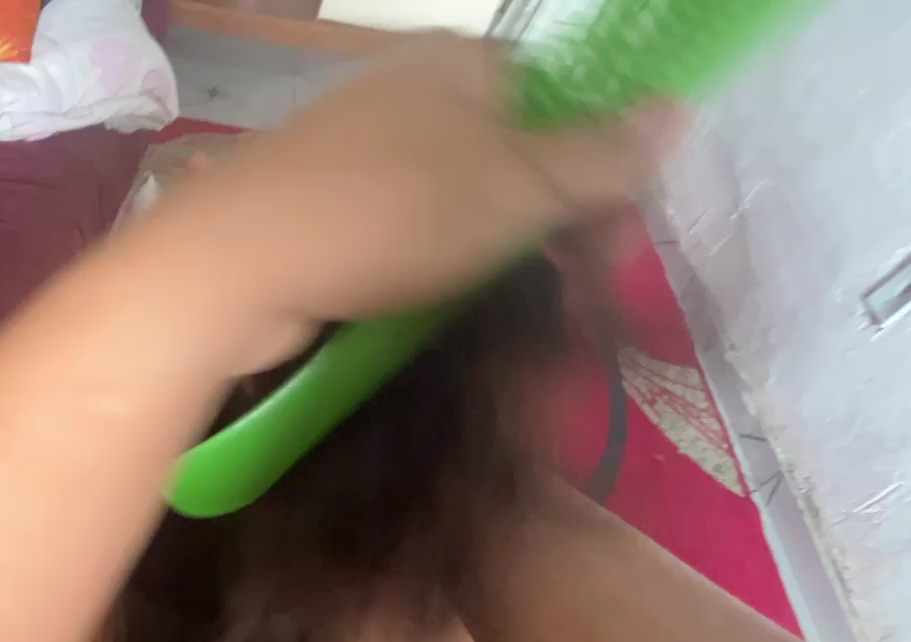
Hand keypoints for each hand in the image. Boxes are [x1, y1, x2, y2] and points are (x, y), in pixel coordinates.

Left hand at [131, 33, 676, 367]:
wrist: (236, 266)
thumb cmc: (389, 213)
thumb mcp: (514, 187)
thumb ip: (596, 157)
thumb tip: (675, 109)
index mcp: (457, 66)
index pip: (556, 102)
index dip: (591, 174)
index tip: (604, 248)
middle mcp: (395, 98)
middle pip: (494, 158)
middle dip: (531, 226)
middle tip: (555, 294)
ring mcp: (340, 158)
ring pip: (434, 205)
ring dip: (470, 257)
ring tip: (484, 305)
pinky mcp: (301, 216)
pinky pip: (378, 238)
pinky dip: (406, 270)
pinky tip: (413, 305)